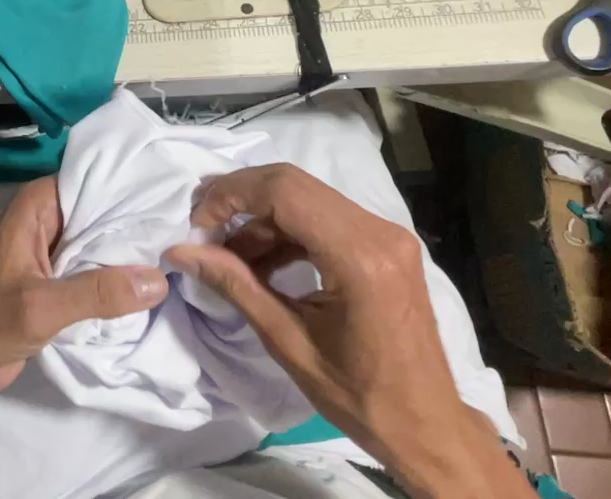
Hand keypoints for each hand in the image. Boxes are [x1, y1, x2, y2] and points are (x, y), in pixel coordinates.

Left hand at [0, 175, 169, 396]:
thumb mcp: (41, 307)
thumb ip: (96, 293)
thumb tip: (157, 280)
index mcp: (36, 205)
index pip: (92, 180)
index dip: (130, 186)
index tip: (172, 197)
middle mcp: (46, 218)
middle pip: (100, 208)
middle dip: (136, 220)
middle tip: (184, 228)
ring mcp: (52, 248)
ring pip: (100, 238)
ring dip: (128, 250)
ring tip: (176, 251)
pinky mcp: (58, 277)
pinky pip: (94, 264)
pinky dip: (116, 273)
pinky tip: (151, 281)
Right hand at [166, 165, 526, 498]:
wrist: (429, 428)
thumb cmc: (359, 396)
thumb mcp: (288, 342)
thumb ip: (235, 285)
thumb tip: (182, 250)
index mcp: (359, 256)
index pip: (282, 192)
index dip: (231, 196)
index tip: (198, 224)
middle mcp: (378, 231)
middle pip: (292, 183)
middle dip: (240, 196)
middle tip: (203, 223)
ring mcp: (385, 233)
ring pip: (306, 195)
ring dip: (260, 215)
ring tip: (225, 249)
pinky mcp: (384, 242)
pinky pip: (324, 215)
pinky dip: (286, 228)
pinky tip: (259, 259)